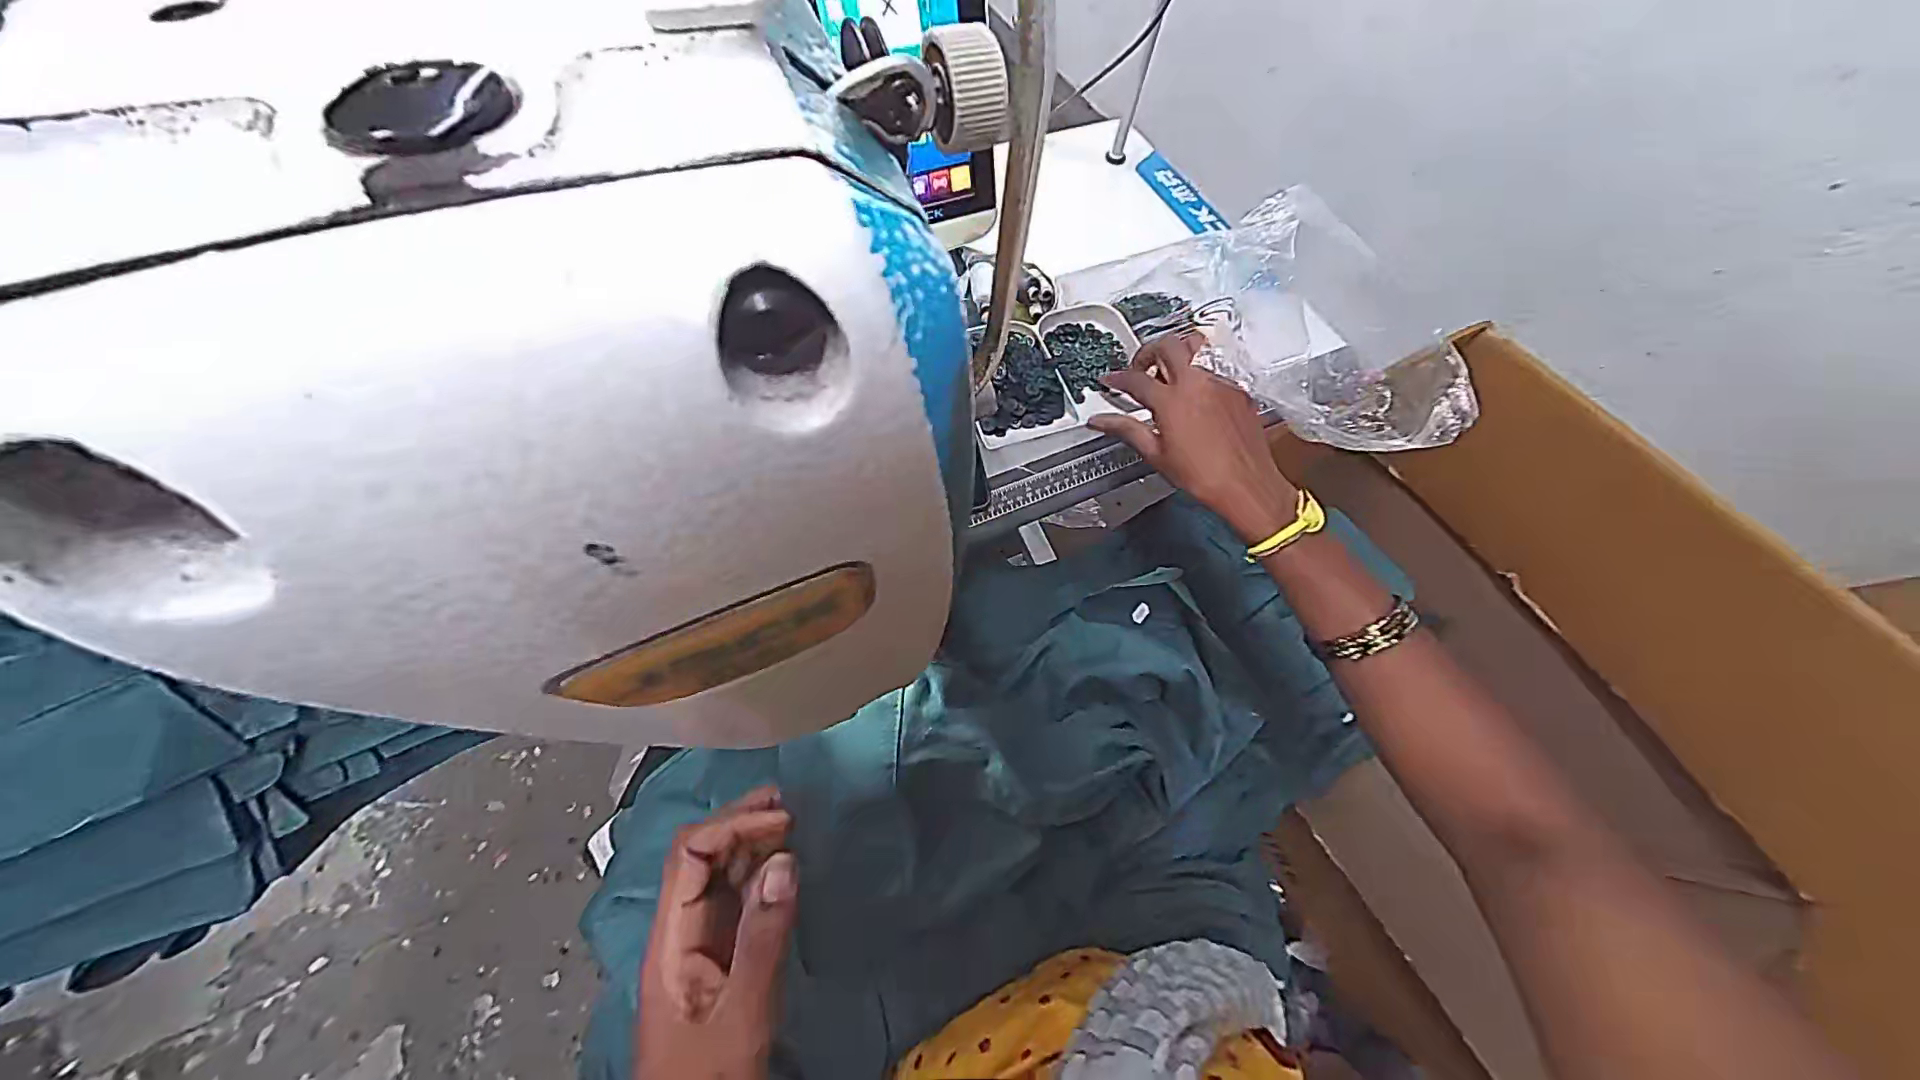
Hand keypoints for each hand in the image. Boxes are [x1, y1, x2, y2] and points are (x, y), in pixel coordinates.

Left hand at [636, 787, 797, 1079]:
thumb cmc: (707, 1077)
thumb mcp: (740, 1015)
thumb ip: (762, 940)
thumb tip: (785, 862)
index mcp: (670, 939)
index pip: (689, 854)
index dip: (732, 824)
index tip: (779, 818)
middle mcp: (682, 930)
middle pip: (702, 854)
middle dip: (742, 821)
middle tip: (787, 804)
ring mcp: (701, 941)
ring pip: (721, 872)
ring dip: (754, 840)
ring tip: (790, 822)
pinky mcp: (722, 954)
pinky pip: (739, 896)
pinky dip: (763, 870)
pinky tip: (784, 862)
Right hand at [1088, 332, 1300, 543]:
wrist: (1245, 484)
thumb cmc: (1204, 475)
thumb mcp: (1155, 454)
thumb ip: (1126, 430)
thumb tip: (1101, 421)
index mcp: (1171, 400)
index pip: (1135, 379)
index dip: (1117, 379)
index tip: (1110, 381)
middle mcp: (1197, 382)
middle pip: (1166, 345)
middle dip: (1146, 353)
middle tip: (1140, 370)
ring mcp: (1221, 381)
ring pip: (1196, 345)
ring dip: (1177, 351)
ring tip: (1169, 372)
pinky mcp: (1238, 387)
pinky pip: (1217, 363)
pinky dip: (1200, 368)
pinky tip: (1195, 389)